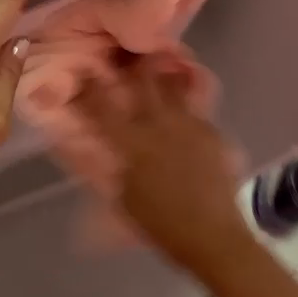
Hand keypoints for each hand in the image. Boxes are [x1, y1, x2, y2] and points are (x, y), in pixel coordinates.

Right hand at [75, 61, 252, 272]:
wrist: (214, 239)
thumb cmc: (162, 226)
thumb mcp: (125, 199)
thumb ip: (116, 168)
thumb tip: (111, 151)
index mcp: (131, 142)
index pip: (101, 107)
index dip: (89, 87)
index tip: (83, 73)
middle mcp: (157, 124)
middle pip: (143, 81)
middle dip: (132, 65)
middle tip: (126, 58)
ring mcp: (188, 125)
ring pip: (174, 85)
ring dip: (163, 76)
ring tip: (160, 66)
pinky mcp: (212, 133)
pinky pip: (197, 111)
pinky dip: (188, 109)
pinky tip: (187, 116)